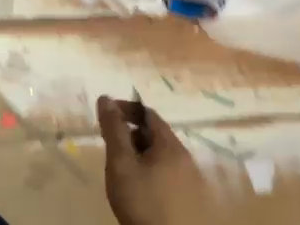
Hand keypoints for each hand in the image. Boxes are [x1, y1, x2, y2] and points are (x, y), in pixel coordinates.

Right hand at [97, 96, 213, 224]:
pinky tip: (142, 186)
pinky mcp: (194, 201)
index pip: (148, 114)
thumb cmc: (142, 201)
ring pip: (164, 156)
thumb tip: (105, 98)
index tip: (104, 115)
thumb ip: (113, 129)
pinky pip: (171, 174)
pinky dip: (153, 170)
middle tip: (111, 144)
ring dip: (142, 152)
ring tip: (123, 166)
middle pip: (157, 135)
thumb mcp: (120, 163)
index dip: (125, 108)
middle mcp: (188, 161)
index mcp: (172, 148)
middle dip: (131, 133)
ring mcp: (194, 183)